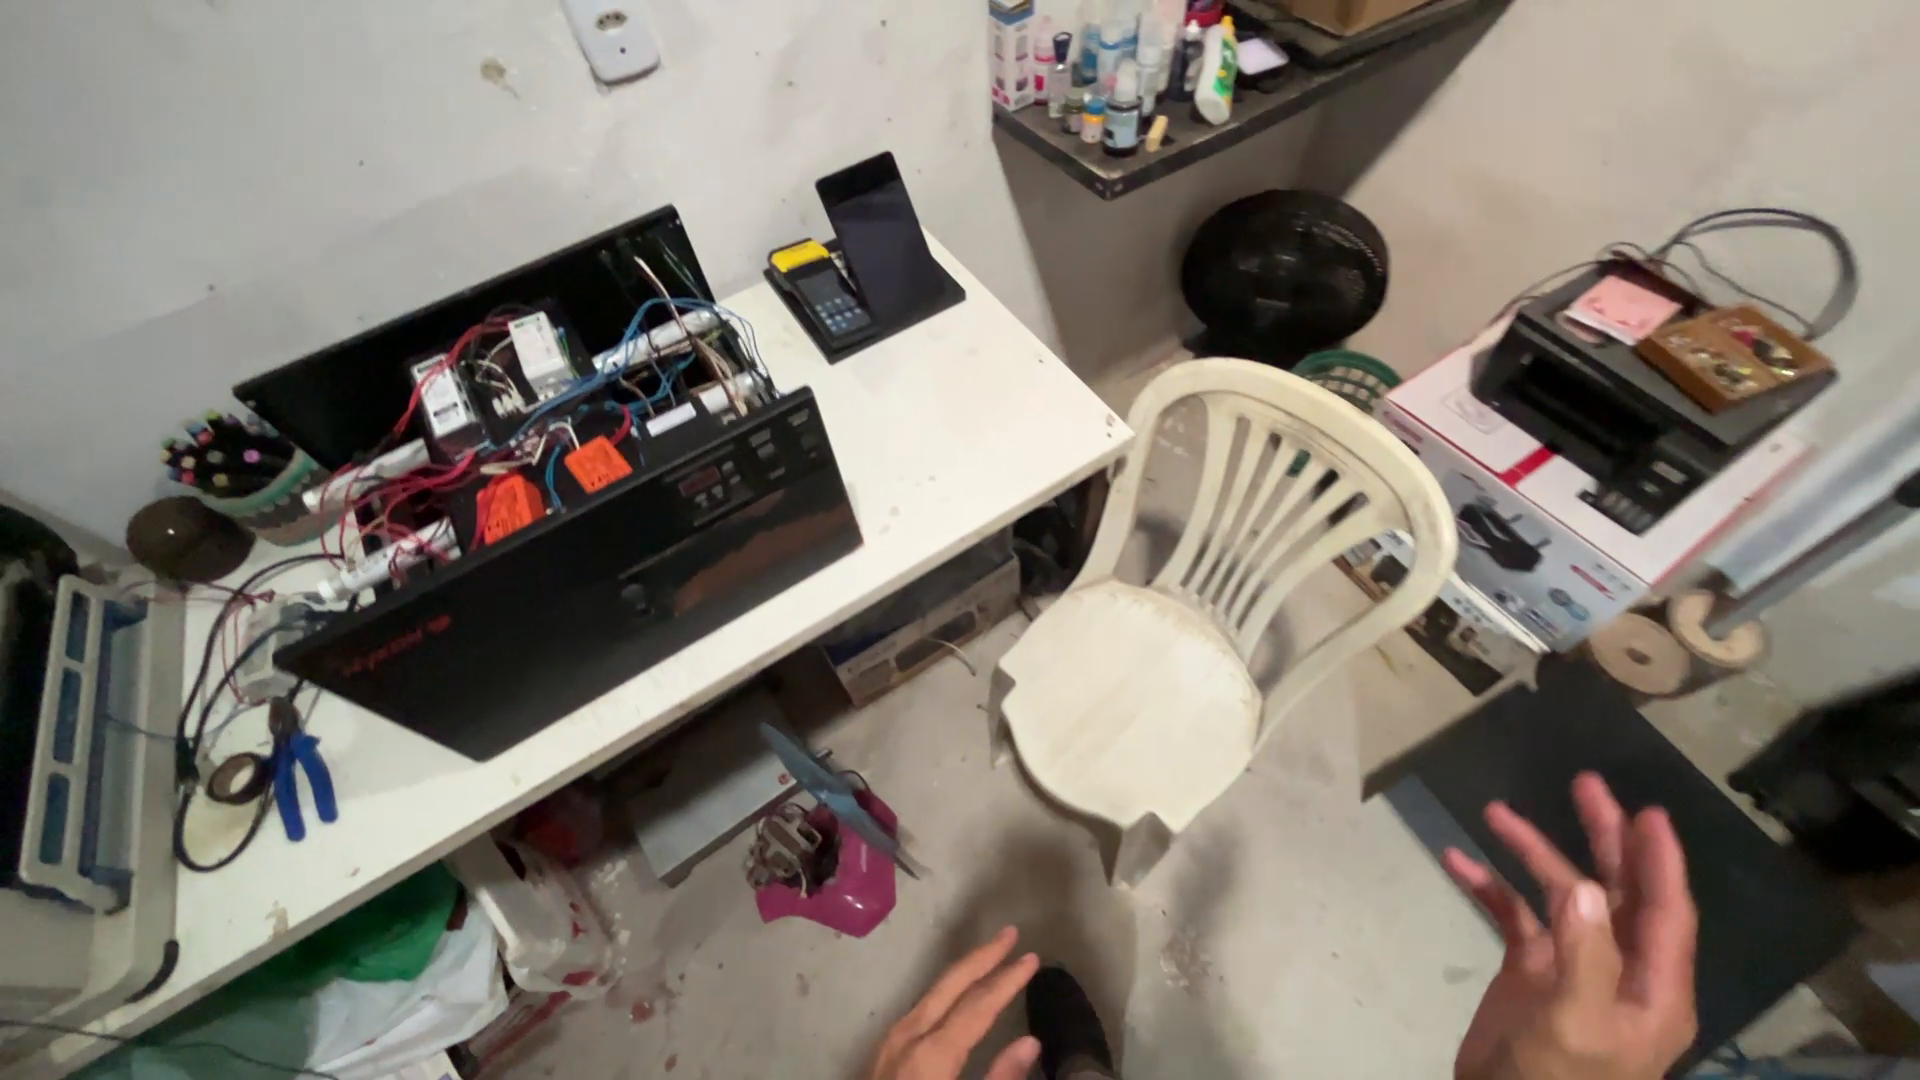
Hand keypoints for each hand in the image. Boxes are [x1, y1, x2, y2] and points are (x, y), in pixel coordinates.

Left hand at [869, 926, 1041, 1079]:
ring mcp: (891, 1044)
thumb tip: (1030, 1042)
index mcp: (931, 1054)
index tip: (1033, 956)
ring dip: (964, 970)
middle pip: (951, 983)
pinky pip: (922, 1007)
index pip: (978, 1004)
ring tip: (990, 955)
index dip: (1008, 979)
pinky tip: (956, 995)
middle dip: (983, 956)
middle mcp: (908, 1036)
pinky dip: (946, 991)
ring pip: (933, 991)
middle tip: (1011, 933)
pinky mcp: (883, 1056)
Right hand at [1444, 772, 1698, 1079]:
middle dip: (1602, 838)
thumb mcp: (1577, 1024)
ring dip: (1528, 853)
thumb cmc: (1558, 1078)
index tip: (1645, 811)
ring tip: (1494, 812)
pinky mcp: (1528, 968)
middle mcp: (1616, 968)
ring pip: (1556, 894)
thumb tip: (1578, 883)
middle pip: (1614, 890)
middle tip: (1585, 786)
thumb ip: (1584, 956)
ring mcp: (1569, 965)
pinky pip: (1510, 913)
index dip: (1659, 861)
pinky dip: (1485, 885)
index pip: (1664, 911)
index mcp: (1650, 987)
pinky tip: (1454, 860)